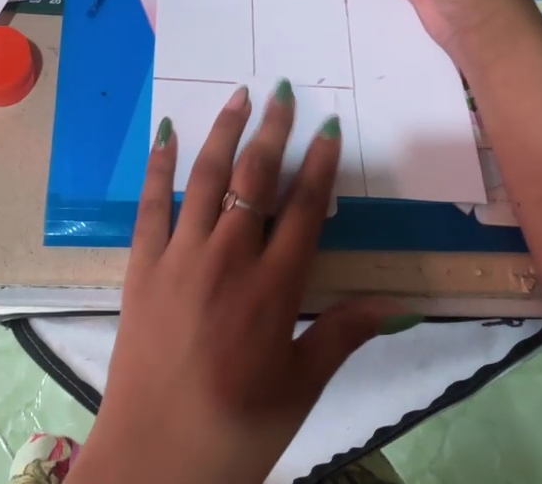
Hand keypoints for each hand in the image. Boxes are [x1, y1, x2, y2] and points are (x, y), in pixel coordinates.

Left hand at [68, 82, 410, 483]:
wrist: (154, 459)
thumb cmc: (237, 428)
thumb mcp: (301, 386)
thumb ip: (345, 334)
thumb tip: (399, 302)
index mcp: (273, 289)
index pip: (304, 210)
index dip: (319, 165)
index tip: (328, 128)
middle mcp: (228, 260)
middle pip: (255, 180)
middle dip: (272, 132)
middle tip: (282, 93)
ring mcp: (180, 257)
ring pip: (206, 179)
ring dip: (223, 133)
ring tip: (237, 96)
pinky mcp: (142, 265)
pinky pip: (150, 204)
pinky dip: (159, 166)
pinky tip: (167, 133)